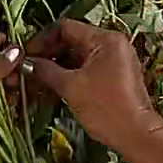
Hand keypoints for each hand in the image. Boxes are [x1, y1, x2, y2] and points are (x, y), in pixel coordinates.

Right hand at [24, 20, 162, 154]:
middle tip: (29, 70)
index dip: (42, 39)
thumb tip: (27, 63)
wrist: (135, 135)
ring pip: (78, 56)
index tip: (27, 55)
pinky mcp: (114, 75)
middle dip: (48, 55)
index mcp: (104, 39)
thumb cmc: (104, 108)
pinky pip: (87, 68)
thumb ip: (46, 71)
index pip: (65, 27)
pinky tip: (53, 88)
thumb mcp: (71, 87)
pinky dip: (70, 75)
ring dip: (57, 67)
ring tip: (37, 82)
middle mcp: (112, 44)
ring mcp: (114, 59)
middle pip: (71, 40)